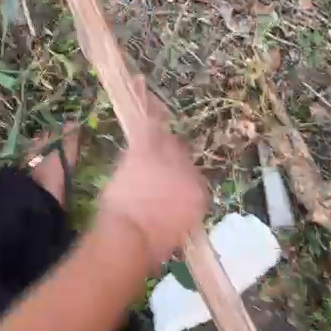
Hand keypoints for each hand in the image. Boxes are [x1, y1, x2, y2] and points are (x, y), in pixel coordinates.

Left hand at [94, 85, 206, 272]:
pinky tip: (138, 83)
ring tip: (146, 97)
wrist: (131, 239)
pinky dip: (143, 104)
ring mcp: (168, 161)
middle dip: (169, 149)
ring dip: (157, 120)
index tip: (165, 171)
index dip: (176, 171)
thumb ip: (175, 216)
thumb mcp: (171, 235)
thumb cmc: (148, 248)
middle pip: (180, 153)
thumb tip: (168, 210)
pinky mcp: (147, 152)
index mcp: (199, 198)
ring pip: (164, 137)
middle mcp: (190, 174)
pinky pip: (147, 123)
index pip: (191, 176)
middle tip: (156, 141)